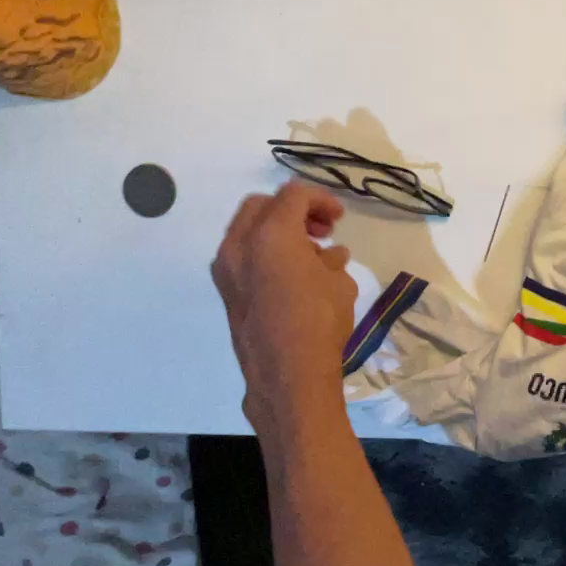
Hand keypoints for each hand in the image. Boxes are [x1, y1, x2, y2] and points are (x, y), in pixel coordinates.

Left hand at [211, 182, 358, 423]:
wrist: (286, 371)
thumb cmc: (320, 321)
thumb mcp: (340, 283)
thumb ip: (331, 260)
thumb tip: (327, 255)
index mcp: (271, 235)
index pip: (293, 195)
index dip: (321, 199)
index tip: (340, 218)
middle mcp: (239, 244)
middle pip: (263, 206)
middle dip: (294, 210)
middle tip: (323, 229)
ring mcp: (226, 267)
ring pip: (249, 229)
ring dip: (279, 231)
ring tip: (312, 254)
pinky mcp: (225, 289)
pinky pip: (244, 254)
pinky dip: (267, 252)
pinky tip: (294, 275)